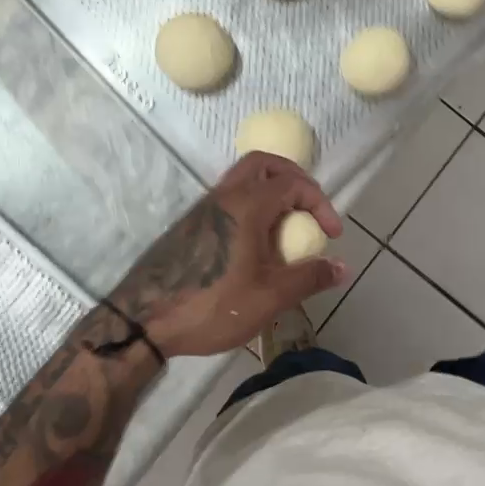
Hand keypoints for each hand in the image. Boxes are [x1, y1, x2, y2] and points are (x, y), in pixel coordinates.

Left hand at [119, 152, 345, 358]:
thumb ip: (309, 277)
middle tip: (309, 209)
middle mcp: (224, 196)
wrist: (144, 321)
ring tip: (286, 227)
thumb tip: (341, 267)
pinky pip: (229, 199)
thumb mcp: (270, 297)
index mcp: (247, 205)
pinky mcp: (191, 225)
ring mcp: (203, 209)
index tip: (331, 235)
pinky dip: (252, 206)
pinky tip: (257, 243)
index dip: (320, 203)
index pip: (293, 183)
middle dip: (294, 180)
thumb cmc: (212, 306)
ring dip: (271, 192)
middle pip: (264, 164)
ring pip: (243, 180)